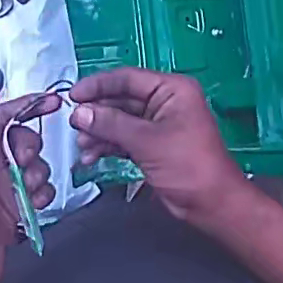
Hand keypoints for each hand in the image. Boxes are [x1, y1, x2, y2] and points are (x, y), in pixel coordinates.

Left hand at [0, 91, 60, 282]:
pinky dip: (43, 194)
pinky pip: (40, 189)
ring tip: (27, 191)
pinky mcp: (15, 206)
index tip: (51, 101)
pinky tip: (33, 205)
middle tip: (24, 163)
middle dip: (30, 146)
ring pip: (34, 163)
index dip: (25, 106)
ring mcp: (1, 186)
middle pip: (20, 138)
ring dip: (38, 173)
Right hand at [68, 68, 251, 228]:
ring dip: (99, 132)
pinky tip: (91, 156)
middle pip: (121, 100)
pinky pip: (123, 138)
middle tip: (72, 124)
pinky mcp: (152, 145)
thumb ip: (110, 124)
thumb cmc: (188, 165)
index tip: (72, 95)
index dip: (98, 85)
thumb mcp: (147, 141)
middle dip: (96, 113)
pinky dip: (107, 145)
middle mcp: (164, 102)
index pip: (127, 79)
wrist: (211, 204)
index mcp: (171, 90)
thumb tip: (78, 113)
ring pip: (119, 121)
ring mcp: (157, 125)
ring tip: (81, 145)